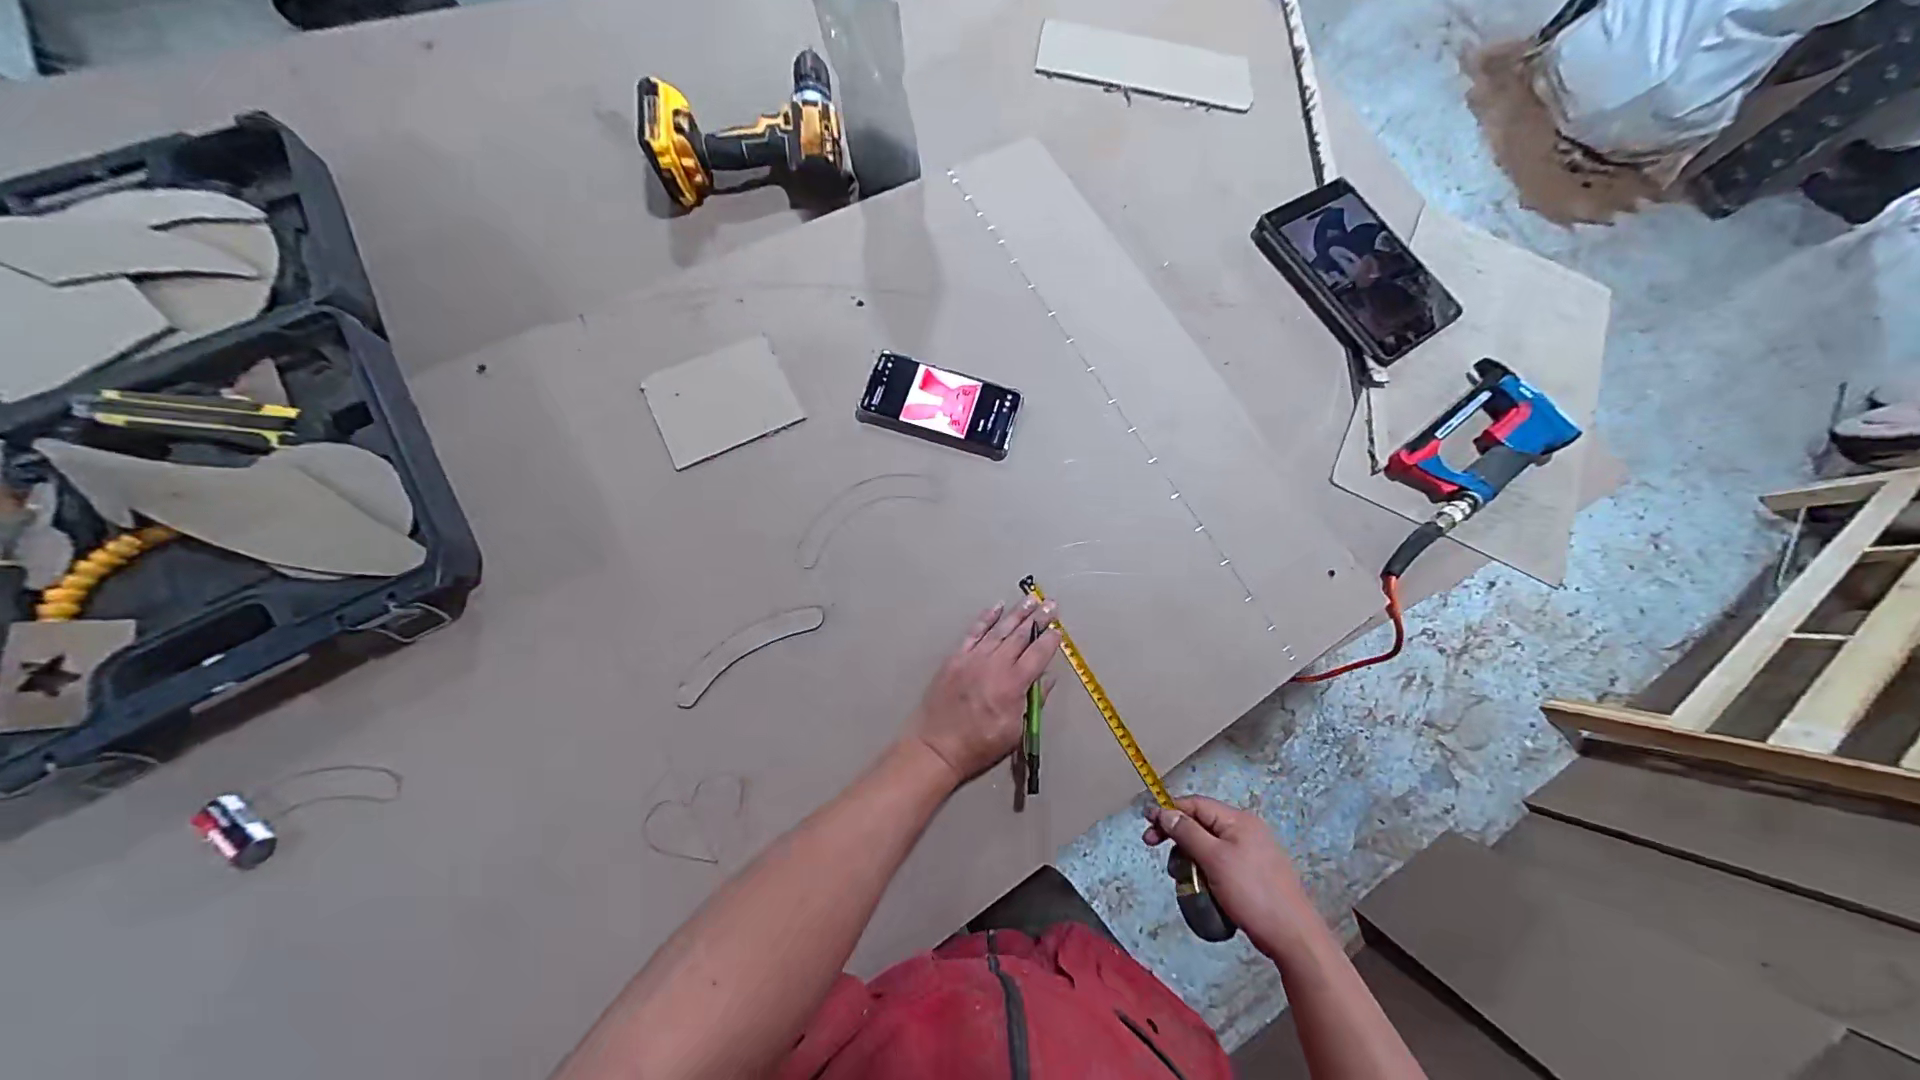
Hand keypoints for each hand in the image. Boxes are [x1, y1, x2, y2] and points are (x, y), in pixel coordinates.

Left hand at [903, 596, 1059, 785]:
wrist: (937, 746)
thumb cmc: (979, 745)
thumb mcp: (1015, 730)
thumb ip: (1033, 701)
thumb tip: (1047, 679)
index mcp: (1012, 684)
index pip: (1037, 655)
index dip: (1050, 641)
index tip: (1059, 630)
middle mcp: (994, 665)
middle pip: (1020, 636)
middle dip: (1038, 618)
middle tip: (1051, 604)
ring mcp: (973, 658)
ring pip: (999, 629)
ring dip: (1017, 613)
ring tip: (1031, 599)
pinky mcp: (956, 658)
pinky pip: (974, 632)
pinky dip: (986, 618)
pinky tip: (997, 607)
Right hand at [1143, 796, 1319, 960]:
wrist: (1293, 936)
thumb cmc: (1252, 893)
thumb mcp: (1214, 859)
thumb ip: (1187, 832)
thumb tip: (1165, 811)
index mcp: (1238, 820)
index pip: (1195, 804)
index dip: (1169, 811)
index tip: (1147, 823)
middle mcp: (1245, 830)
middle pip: (1200, 824)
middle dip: (1177, 837)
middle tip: (1155, 849)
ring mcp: (1250, 853)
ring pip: (1207, 846)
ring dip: (1189, 857)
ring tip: (1182, 878)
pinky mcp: (1252, 874)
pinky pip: (1219, 862)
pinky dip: (1204, 870)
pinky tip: (1200, 886)